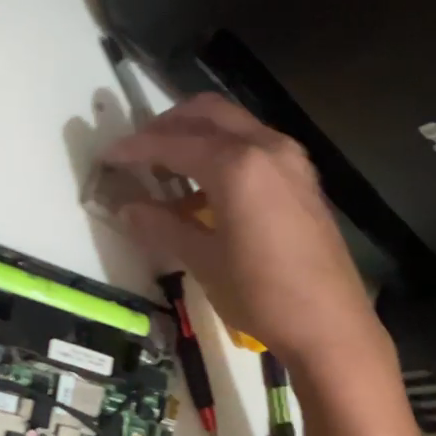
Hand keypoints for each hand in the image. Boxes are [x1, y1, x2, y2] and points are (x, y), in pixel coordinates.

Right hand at [103, 93, 390, 370]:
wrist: (327, 322)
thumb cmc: (260, 294)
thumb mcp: (204, 262)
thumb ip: (163, 227)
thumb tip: (127, 207)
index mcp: (238, 166)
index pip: (175, 142)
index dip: (136, 147)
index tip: (107, 156)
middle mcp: (266, 147)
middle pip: (208, 114)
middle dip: (167, 126)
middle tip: (137, 151)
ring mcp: (290, 159)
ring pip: (233, 127)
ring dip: (196, 138)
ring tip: (165, 171)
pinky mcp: (301, 178)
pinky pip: (253, 148)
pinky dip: (222, 155)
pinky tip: (203, 192)